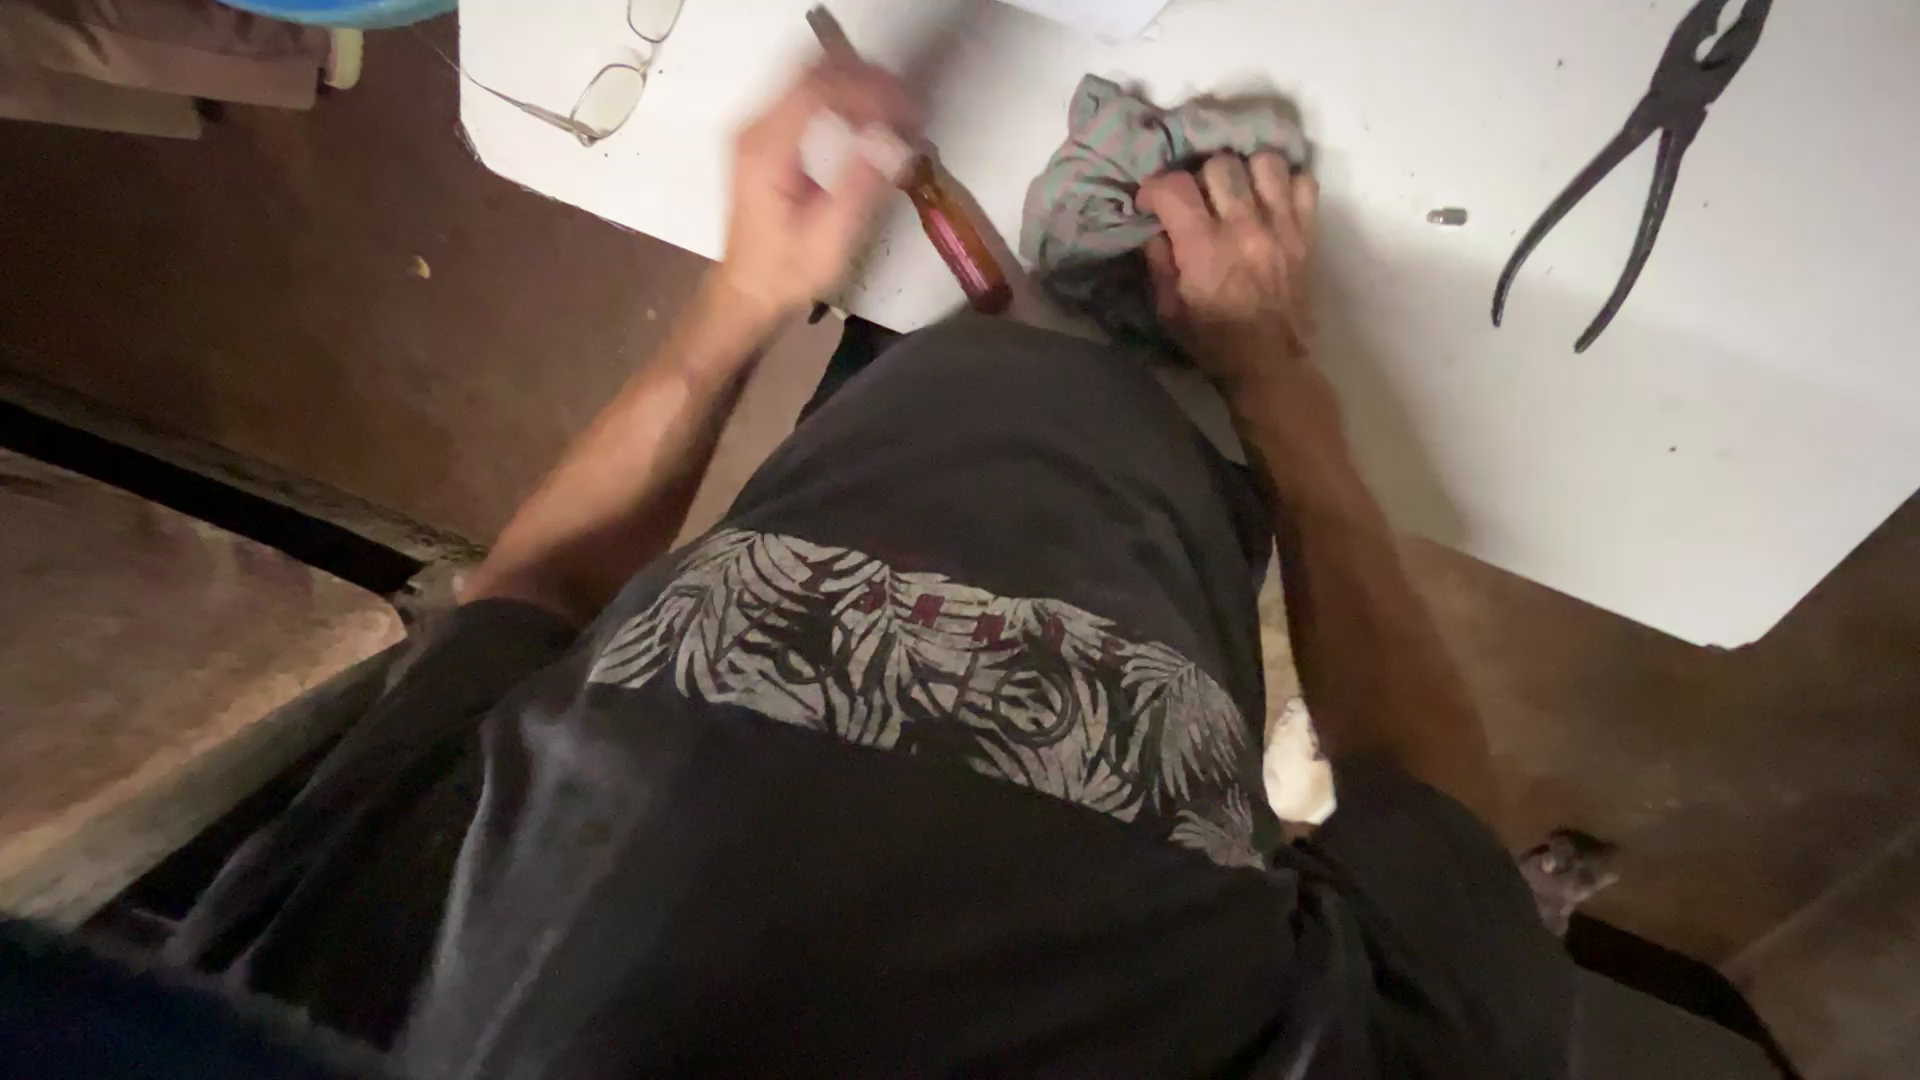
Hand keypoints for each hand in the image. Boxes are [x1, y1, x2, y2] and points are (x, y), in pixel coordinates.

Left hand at [712, 59, 918, 322]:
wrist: (748, 291)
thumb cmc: (786, 274)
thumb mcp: (829, 240)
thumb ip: (860, 187)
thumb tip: (894, 144)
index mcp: (766, 150)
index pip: (820, 90)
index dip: (869, 91)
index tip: (906, 111)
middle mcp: (755, 128)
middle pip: (813, 71)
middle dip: (866, 81)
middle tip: (906, 106)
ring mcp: (757, 130)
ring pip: (810, 78)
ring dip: (856, 87)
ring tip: (895, 112)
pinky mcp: (765, 139)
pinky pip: (805, 98)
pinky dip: (841, 100)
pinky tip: (868, 121)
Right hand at [1139, 152, 1319, 394]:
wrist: (1267, 362)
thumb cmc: (1211, 340)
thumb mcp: (1169, 310)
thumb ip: (1160, 263)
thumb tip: (1157, 229)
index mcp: (1203, 248)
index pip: (1175, 187)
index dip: (1155, 187)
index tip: (1150, 202)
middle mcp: (1243, 226)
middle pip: (1219, 164)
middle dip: (1199, 178)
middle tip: (1196, 200)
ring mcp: (1280, 225)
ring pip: (1263, 161)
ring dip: (1244, 172)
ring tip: (1236, 193)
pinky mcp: (1306, 231)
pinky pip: (1301, 181)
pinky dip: (1283, 185)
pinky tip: (1268, 202)